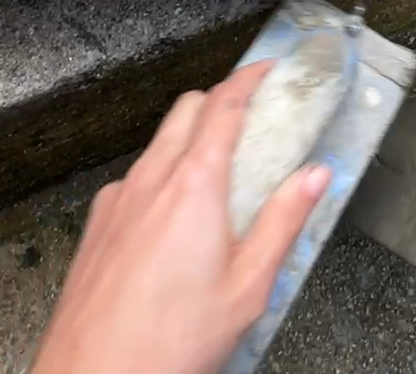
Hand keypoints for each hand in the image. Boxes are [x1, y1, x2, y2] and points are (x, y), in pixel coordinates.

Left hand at [31, 62, 330, 373]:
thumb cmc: (167, 346)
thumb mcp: (248, 288)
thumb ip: (283, 222)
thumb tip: (316, 177)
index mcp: (194, 185)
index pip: (225, 105)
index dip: (250, 78)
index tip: (268, 69)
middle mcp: (152, 178)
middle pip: (189, 107)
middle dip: (222, 99)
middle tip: (251, 116)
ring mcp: (120, 197)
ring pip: (161, 139)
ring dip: (192, 135)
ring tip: (219, 171)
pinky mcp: (99, 221)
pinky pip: (137, 175)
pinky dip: (163, 172)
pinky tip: (174, 215)